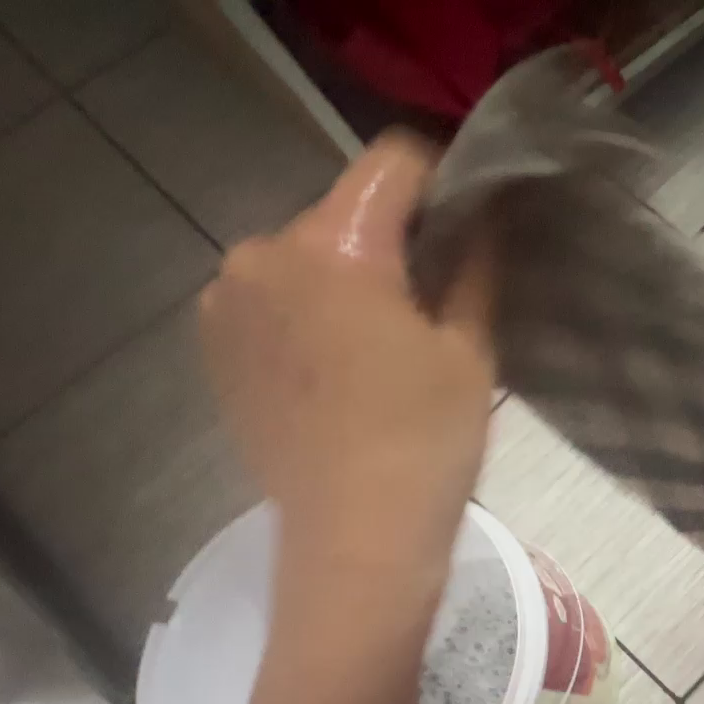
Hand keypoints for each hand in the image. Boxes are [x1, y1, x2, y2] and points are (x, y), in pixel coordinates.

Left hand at [198, 134, 494, 575]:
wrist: (356, 538)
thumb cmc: (429, 442)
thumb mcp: (471, 354)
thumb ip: (475, 271)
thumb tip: (487, 219)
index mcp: (335, 248)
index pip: (391, 165)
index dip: (443, 180)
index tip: (476, 220)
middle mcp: (264, 254)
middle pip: (344, 213)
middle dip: (397, 240)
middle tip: (442, 297)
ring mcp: (228, 299)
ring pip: (308, 257)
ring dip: (354, 278)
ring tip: (394, 343)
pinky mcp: (216, 343)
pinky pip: (275, 298)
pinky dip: (315, 311)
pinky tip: (348, 368)